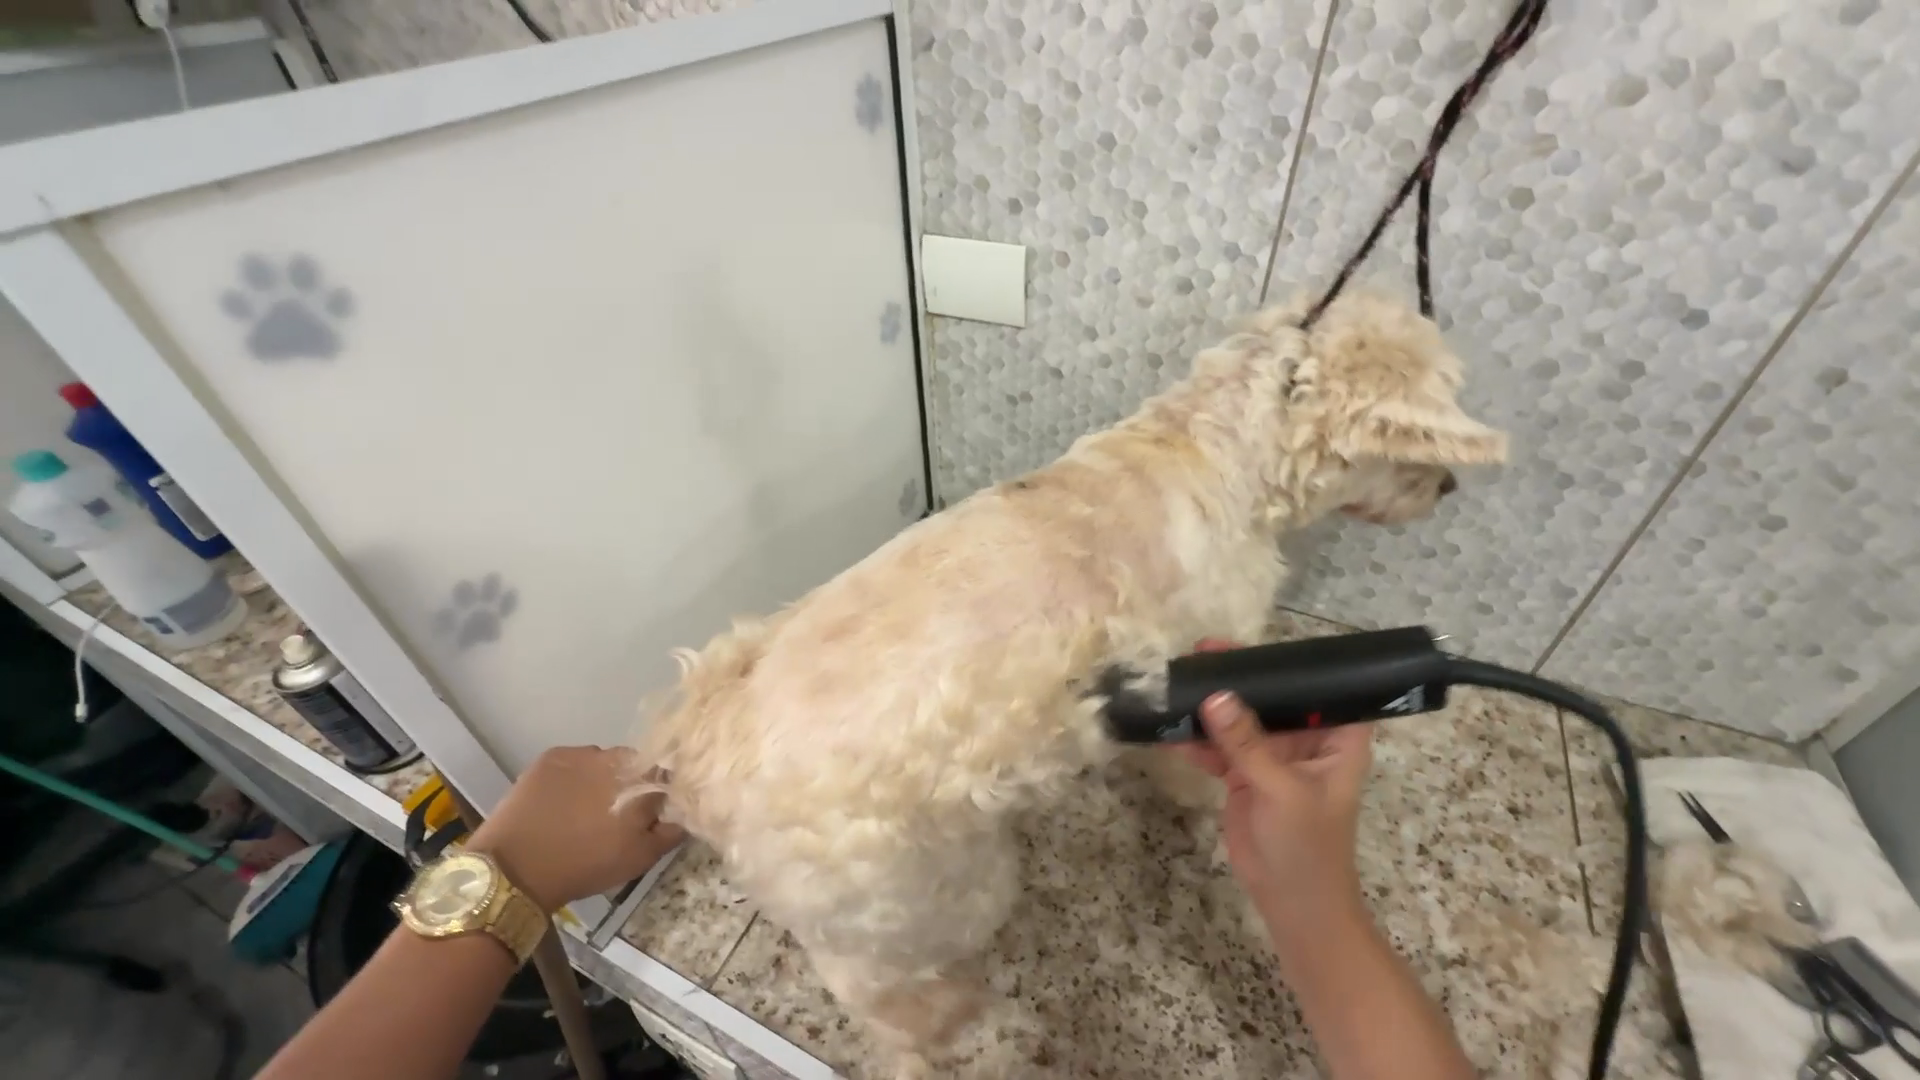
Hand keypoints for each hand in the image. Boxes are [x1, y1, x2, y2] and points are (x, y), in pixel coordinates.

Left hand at [467, 746, 683, 912]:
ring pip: (605, 760)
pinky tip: (562, 798)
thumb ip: (669, 833)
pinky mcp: (553, 756)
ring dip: (603, 776)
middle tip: (616, 810)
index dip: (659, 794)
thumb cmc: (584, 867)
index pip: (667, 777)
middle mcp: (620, 759)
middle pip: (637, 765)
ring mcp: (584, 753)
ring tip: (585, 805)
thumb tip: (683, 815)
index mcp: (645, 783)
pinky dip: (574, 774)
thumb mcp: (639, 860)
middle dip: (631, 782)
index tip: (649, 812)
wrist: (515, 870)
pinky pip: (575, 759)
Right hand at [1168, 639, 1372, 936]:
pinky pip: (1217, 747)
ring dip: (1210, 707)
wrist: (1291, 905)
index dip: (1288, 662)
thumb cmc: (1306, 846)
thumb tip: (1214, 697)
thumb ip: (1247, 743)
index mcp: (1336, 737)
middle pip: (1270, 697)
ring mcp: (1271, 757)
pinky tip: (1167, 727)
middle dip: (1236, 679)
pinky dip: (1195, 739)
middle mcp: (1305, 739)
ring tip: (1175, 683)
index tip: (1245, 645)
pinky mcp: (1243, 775)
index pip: (1317, 686)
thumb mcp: (1281, 790)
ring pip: (1239, 720)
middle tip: (1198, 653)